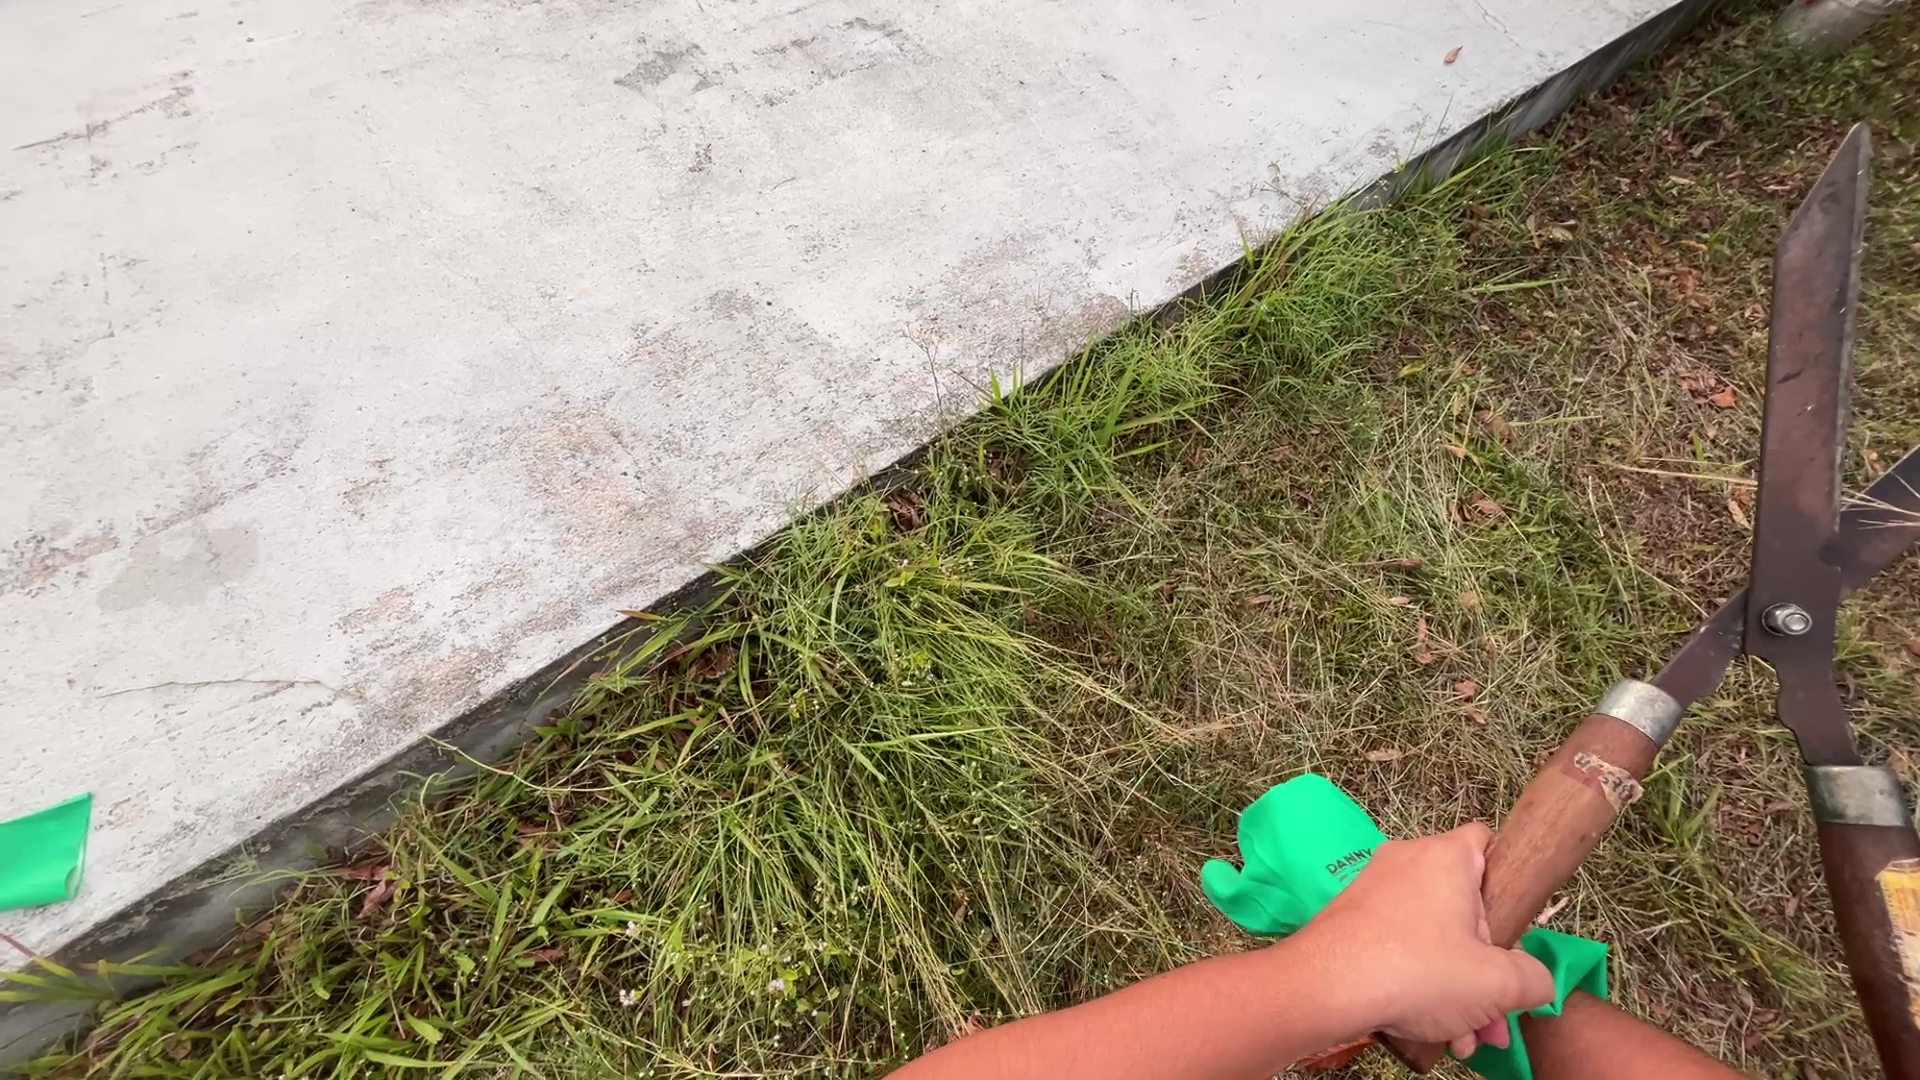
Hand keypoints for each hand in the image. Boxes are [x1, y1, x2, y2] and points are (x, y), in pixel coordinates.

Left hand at [1292, 823, 1554, 1059]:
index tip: (1516, 922)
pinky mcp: (1358, 913)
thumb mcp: (1499, 983)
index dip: (1509, 877)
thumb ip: (1534, 976)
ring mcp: (1378, 886)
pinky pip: (1406, 942)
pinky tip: (1438, 1030)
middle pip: (1467, 905)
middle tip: (1499, 1011)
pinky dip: (1426, 980)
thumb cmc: (1419, 969)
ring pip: (1439, 934)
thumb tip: (1532, 976)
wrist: (1329, 982)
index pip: (1485, 841)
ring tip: (1469, 1036)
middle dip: (1489, 966)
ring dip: (1462, 987)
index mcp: (1443, 857)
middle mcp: (1407, 861)